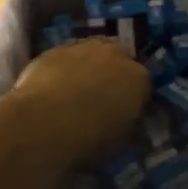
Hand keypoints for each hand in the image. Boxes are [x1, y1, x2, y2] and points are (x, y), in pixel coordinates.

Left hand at [12, 39, 150, 162]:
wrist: (44, 125)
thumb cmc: (90, 139)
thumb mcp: (120, 140)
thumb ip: (127, 123)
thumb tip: (123, 121)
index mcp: (139, 78)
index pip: (143, 85)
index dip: (133, 99)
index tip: (123, 113)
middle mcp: (114, 54)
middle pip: (118, 60)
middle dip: (111, 76)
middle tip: (98, 99)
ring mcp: (82, 48)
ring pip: (89, 54)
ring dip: (86, 69)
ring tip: (72, 93)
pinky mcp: (53, 50)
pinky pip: (63, 59)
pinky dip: (61, 71)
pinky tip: (50, 90)